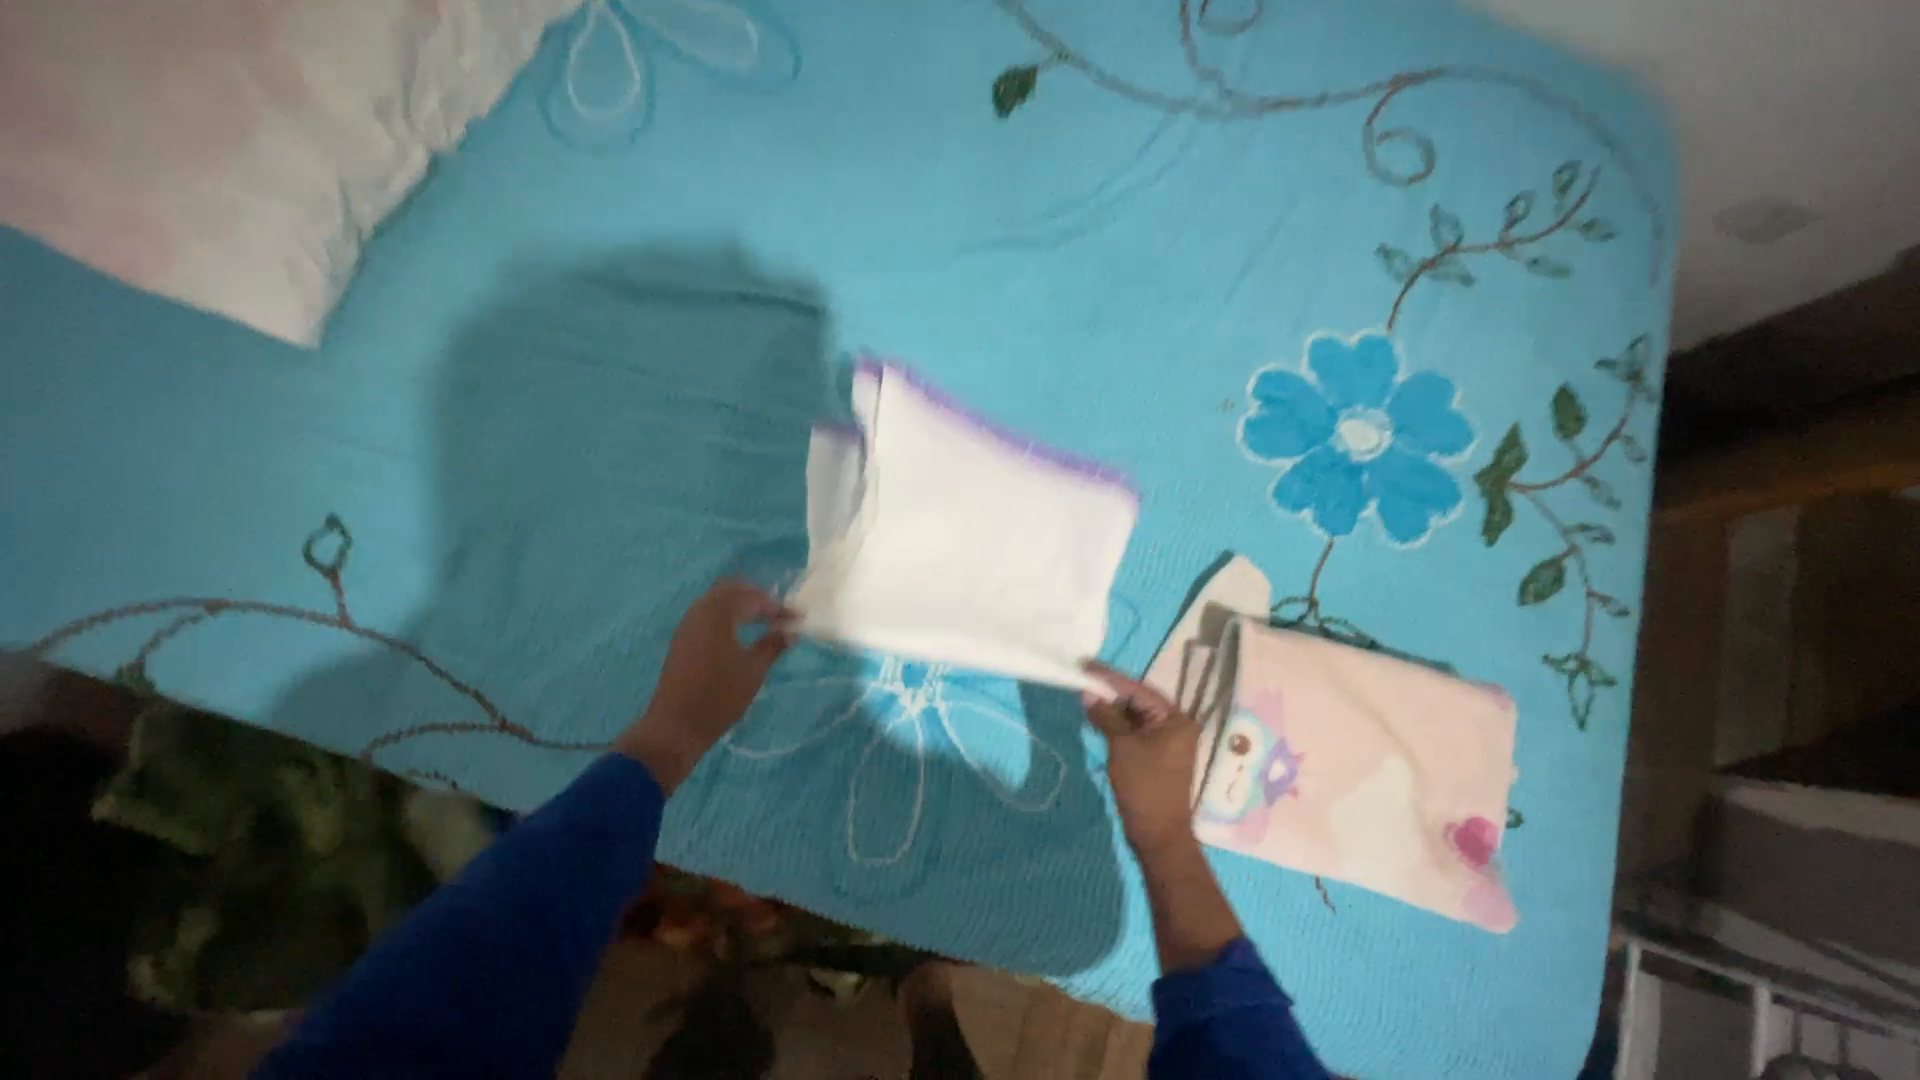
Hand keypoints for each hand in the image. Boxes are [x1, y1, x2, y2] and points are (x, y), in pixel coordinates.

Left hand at [614, 580, 795, 792]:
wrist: (676, 726)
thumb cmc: (719, 697)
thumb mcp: (753, 671)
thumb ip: (773, 646)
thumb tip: (790, 632)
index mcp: (718, 614)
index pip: (752, 598)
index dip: (777, 607)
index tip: (798, 618)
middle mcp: (699, 612)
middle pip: (731, 590)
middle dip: (757, 598)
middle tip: (778, 614)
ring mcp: (687, 625)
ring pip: (717, 601)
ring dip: (741, 606)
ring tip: (763, 623)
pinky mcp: (682, 640)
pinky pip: (707, 614)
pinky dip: (727, 616)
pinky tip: (740, 634)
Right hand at [1081, 661, 1202, 856]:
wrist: (1157, 834)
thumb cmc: (1144, 786)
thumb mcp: (1122, 746)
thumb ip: (1106, 716)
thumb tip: (1088, 694)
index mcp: (1176, 719)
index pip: (1139, 689)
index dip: (1110, 678)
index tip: (1086, 665)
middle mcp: (1176, 725)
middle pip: (1139, 700)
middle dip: (1110, 691)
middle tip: (1082, 678)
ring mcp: (1167, 742)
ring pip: (1135, 715)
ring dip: (1111, 708)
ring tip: (1084, 695)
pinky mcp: (1157, 755)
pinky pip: (1135, 731)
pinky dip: (1116, 724)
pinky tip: (1096, 717)